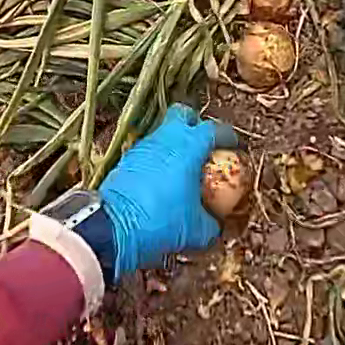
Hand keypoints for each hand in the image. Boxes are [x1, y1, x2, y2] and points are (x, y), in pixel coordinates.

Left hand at [99, 104, 236, 279]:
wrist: (109, 229)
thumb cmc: (160, 221)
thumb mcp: (194, 230)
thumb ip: (211, 224)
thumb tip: (215, 225)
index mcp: (190, 145)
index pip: (216, 129)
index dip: (228, 137)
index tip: (234, 147)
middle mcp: (167, 138)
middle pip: (184, 114)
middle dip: (195, 124)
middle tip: (202, 145)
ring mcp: (144, 146)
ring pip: (164, 132)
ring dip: (174, 143)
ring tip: (181, 166)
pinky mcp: (127, 159)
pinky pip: (148, 150)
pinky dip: (157, 159)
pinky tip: (160, 180)